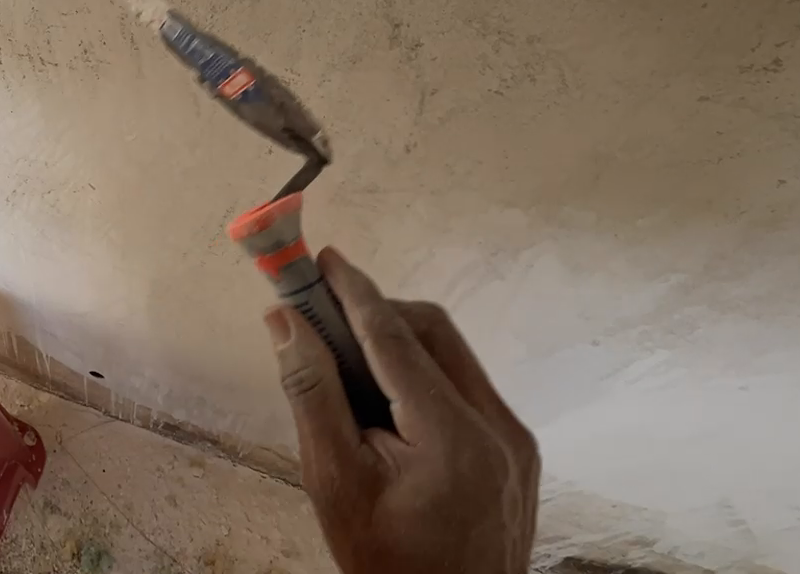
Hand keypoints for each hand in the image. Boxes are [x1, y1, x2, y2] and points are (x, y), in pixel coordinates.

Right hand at [265, 248, 538, 573]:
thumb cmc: (382, 556)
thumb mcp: (331, 477)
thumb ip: (310, 389)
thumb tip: (283, 318)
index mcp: (454, 436)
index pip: (394, 337)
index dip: (353, 290)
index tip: (321, 257)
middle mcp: (498, 426)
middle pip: (431, 330)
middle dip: (374, 310)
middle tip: (323, 314)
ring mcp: (515, 438)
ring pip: (449, 350)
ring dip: (395, 336)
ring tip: (347, 358)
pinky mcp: (516, 449)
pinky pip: (461, 379)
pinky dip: (417, 366)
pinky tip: (384, 394)